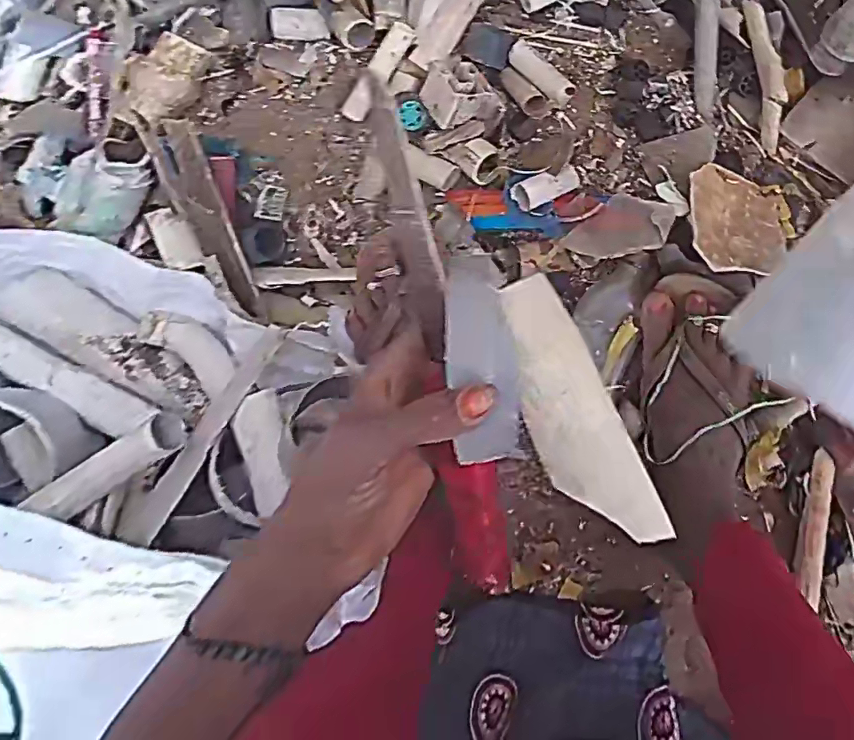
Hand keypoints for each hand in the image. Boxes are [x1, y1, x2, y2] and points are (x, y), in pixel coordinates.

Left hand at [251, 324, 493, 604]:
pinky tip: (514, 418)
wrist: (326, 550)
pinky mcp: (439, 462)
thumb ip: (431, 415)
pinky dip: (488, 429)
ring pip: (459, 401)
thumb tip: (487, 395)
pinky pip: (468, 437)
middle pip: (444, 367)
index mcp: (384, 380)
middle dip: (475, 354)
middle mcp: (406, 398)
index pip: (417, 337)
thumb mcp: (379, 438)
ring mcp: (424, 430)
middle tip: (520, 337)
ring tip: (527, 371)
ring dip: (485, 391)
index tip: (487, 303)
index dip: (445, 320)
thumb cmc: (336, 483)